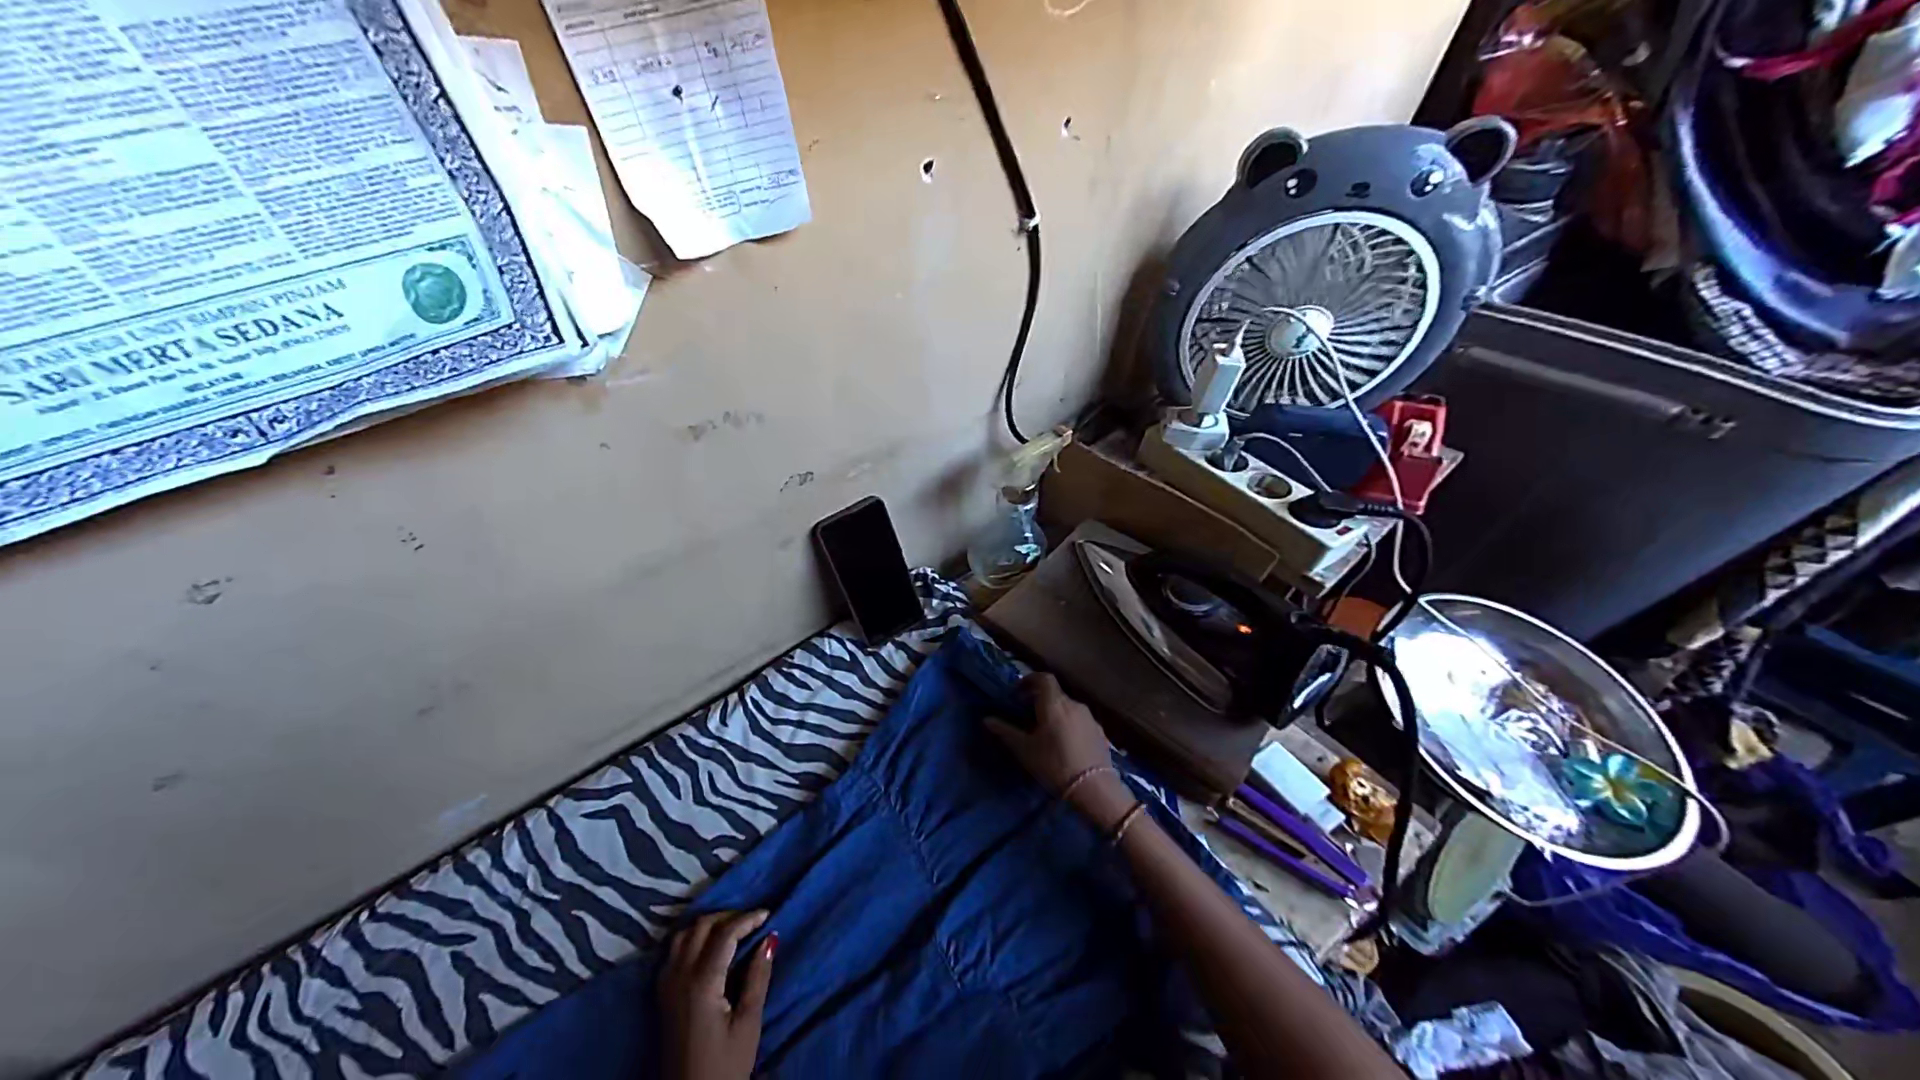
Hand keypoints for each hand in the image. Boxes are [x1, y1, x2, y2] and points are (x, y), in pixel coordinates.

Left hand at [659, 910, 775, 1079]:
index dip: (748, 918)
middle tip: (753, 921)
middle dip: (729, 916)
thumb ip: (758, 977)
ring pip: (684, 934)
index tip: (768, 915)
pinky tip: (709, 946)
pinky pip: (674, 950)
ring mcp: (666, 984)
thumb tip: (770, 939)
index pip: (725, 933)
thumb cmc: (724, 1066)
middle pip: (702, 926)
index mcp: (702, 982)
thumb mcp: (748, 1023)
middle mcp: (679, 976)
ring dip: (709, 924)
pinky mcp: (661, 993)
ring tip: (733, 929)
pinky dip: (693, 937)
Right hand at [986, 674, 1134, 828]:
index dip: (1029, 680)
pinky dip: (1069, 724)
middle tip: (1027, 716)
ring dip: (1056, 713)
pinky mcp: (1100, 732)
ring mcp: (1090, 718)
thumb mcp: (1025, 749)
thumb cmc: (1053, 764)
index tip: (1018, 693)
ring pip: (1068, 707)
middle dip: (1040, 700)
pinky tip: (1065, 744)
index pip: (1043, 678)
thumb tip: (987, 719)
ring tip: (1046, 732)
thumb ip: (1006, 731)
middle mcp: (1074, 704)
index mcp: (1054, 703)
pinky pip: (1080, 721)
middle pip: (1055, 693)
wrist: (1094, 788)